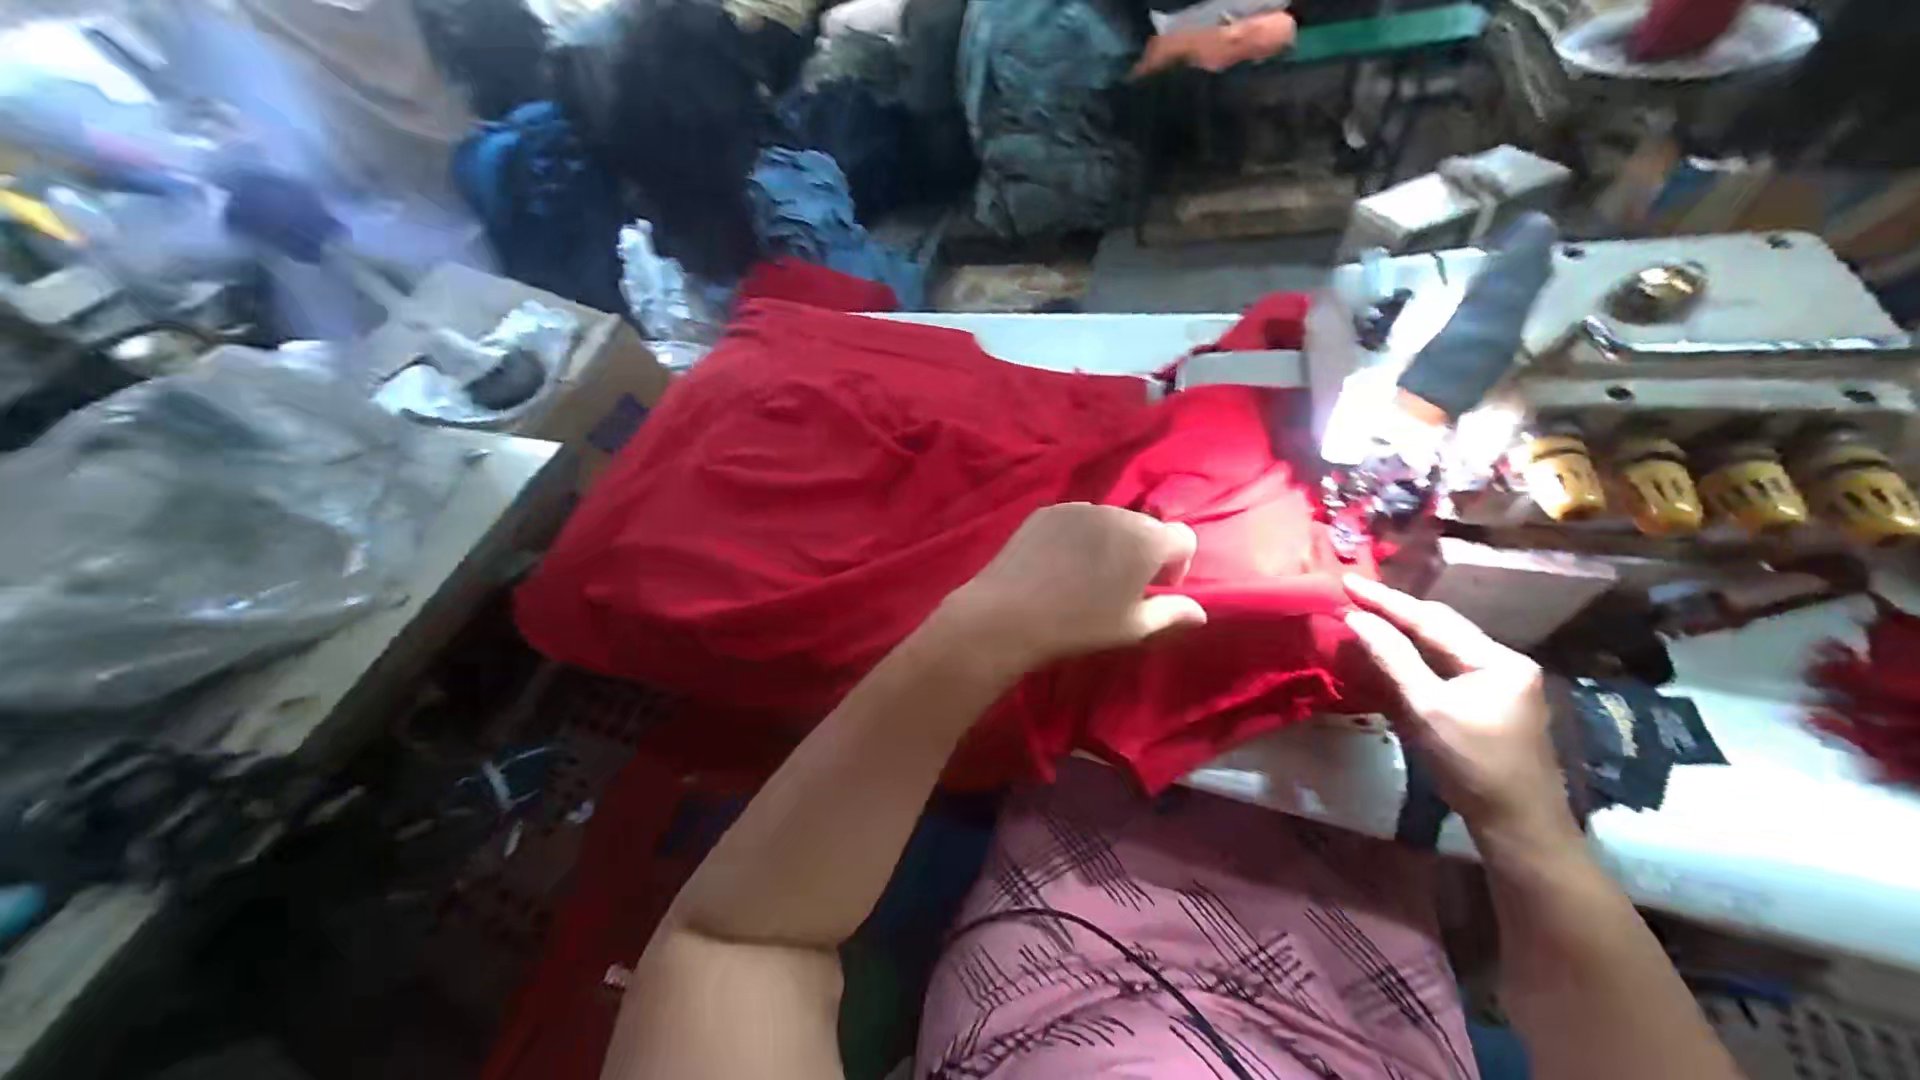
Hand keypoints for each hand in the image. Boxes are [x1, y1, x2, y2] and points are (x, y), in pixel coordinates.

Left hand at [942, 504, 1205, 674]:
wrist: (1008, 614)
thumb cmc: (1079, 625)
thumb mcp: (1132, 628)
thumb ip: (1171, 614)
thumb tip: (1200, 612)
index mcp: (1148, 540)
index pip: (1184, 537)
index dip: (1177, 564)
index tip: (1155, 589)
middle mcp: (1117, 514)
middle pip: (1146, 527)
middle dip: (1143, 552)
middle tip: (1120, 585)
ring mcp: (1079, 508)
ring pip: (1110, 521)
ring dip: (1111, 542)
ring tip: (1086, 575)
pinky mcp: (1047, 511)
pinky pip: (1077, 519)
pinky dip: (1079, 536)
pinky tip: (1058, 564)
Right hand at [1341, 575, 1572, 843]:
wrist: (1516, 822)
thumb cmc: (1473, 763)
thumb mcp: (1427, 708)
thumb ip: (1392, 658)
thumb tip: (1356, 618)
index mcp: (1498, 659)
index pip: (1431, 620)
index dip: (1385, 600)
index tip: (1347, 581)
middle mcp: (1502, 661)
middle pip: (1439, 626)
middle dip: (1394, 610)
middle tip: (1352, 594)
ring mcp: (1496, 681)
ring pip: (1439, 644)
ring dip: (1401, 630)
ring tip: (1363, 613)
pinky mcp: (1484, 699)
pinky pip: (1441, 664)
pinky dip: (1411, 653)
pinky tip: (1388, 648)